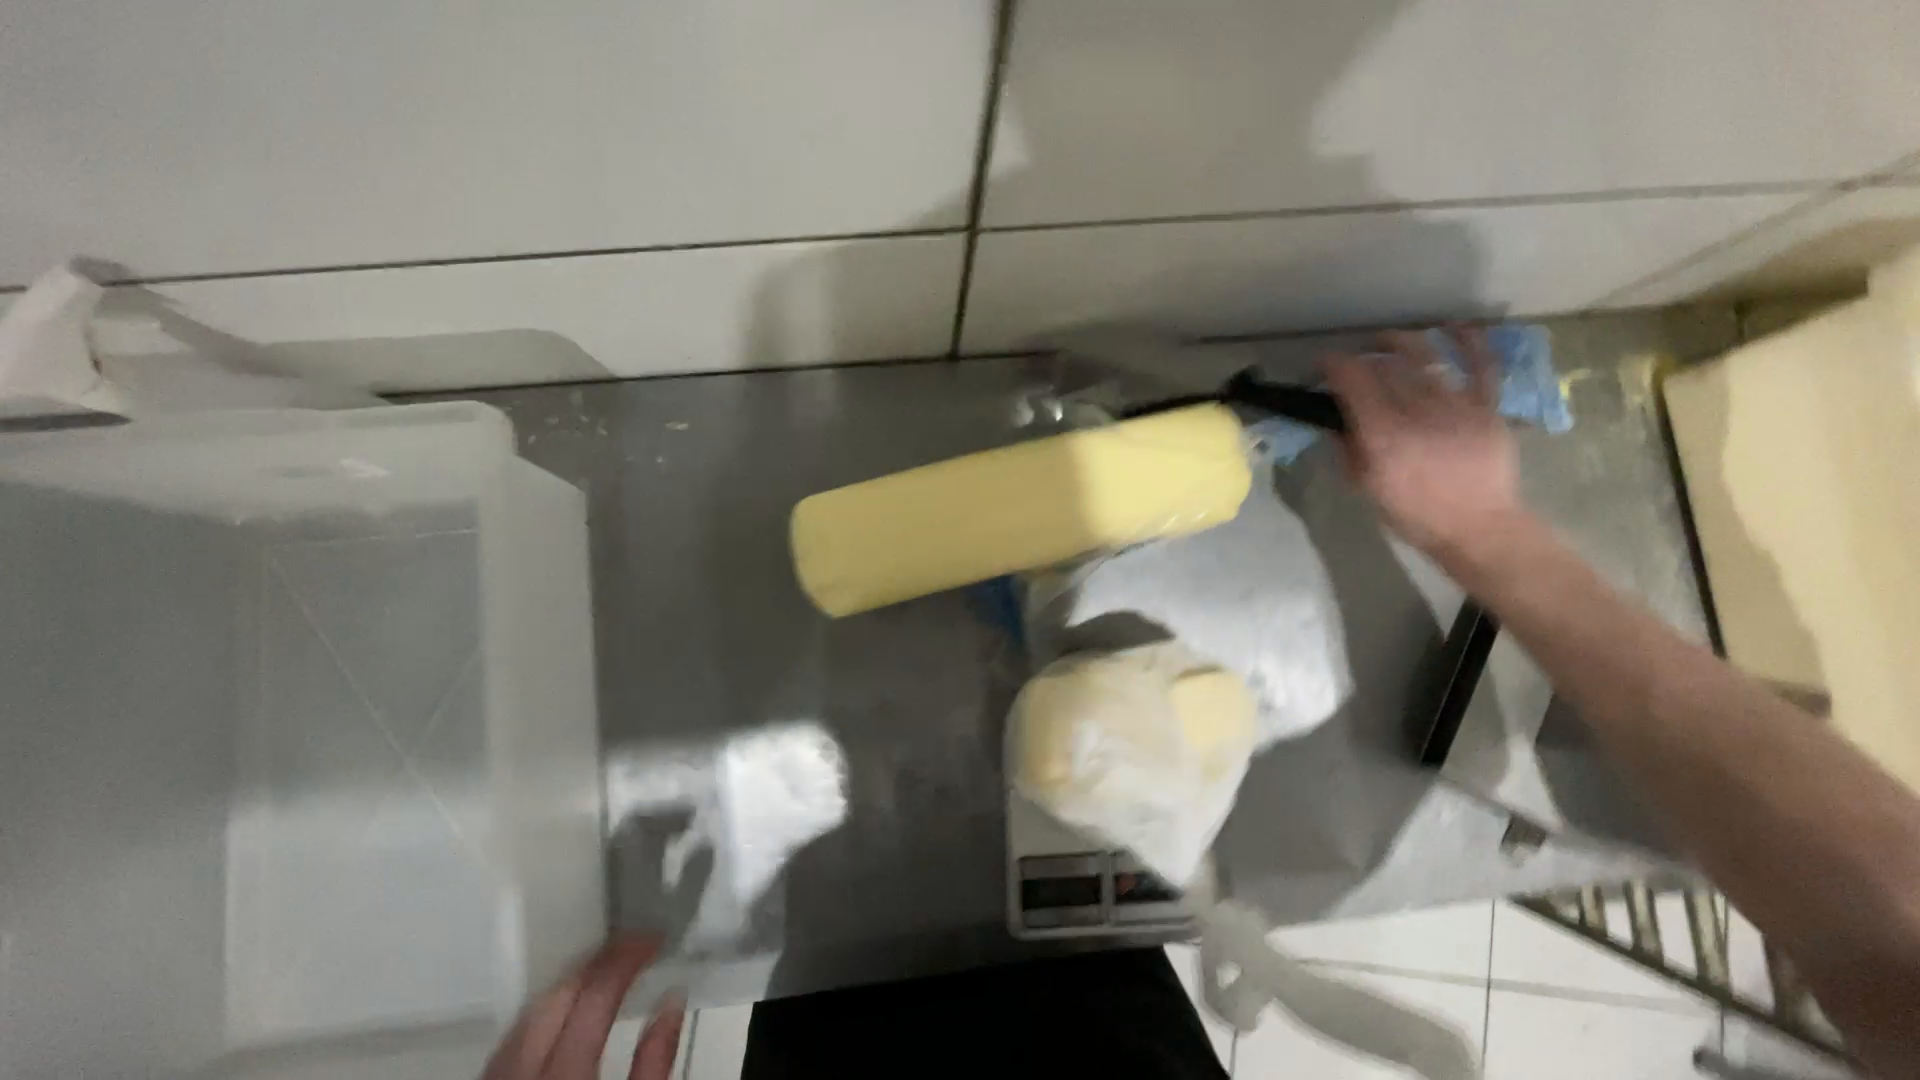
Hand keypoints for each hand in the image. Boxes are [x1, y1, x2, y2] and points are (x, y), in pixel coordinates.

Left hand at [482, 936, 684, 1079]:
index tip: (656, 939)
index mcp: (566, 1078)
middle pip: (554, 996)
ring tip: (606, 974)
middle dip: (596, 963)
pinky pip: (511, 1040)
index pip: (596, 994)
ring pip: (527, 1014)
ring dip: (568, 985)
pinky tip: (565, 1015)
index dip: (627, 956)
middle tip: (635, 950)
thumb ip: (655, 1064)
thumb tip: (671, 1001)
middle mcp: (521, 1076)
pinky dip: (543, 1014)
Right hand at [1322, 327, 1524, 563]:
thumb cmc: (1414, 515)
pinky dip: (1468, 341)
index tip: (1324, 364)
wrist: (1478, 528)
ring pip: (1425, 357)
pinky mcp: (1487, 407)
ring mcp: (1457, 406)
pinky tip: (1453, 327)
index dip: (1334, 366)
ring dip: (1401, 342)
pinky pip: (1481, 365)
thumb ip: (1349, 452)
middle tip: (1352, 364)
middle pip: (1385, 367)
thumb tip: (1336, 423)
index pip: (1354, 383)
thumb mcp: (1367, 488)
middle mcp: (1418, 413)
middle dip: (1363, 358)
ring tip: (1388, 340)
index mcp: (1383, 436)